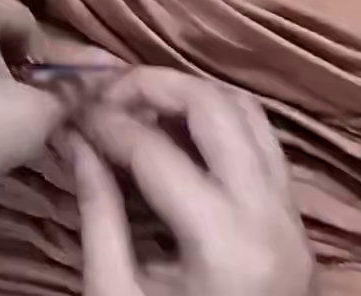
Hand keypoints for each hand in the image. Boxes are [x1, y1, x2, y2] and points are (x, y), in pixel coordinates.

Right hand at [72, 70, 312, 295]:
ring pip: (244, 110)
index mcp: (226, 246)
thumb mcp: (116, 295)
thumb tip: (70, 137)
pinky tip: (173, 130)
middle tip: (102, 96)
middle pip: (211, 105)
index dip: (99, 120)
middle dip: (148, 85)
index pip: (150, 145)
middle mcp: (272, 219)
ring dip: (185, 93)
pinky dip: (213, 116)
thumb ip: (96, 209)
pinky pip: (259, 138)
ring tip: (136, 105)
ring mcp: (292, 217)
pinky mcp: (294, 220)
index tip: (66, 115)